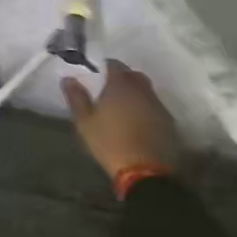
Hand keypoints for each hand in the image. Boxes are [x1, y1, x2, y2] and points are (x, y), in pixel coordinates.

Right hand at [62, 61, 179, 180]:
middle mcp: (141, 91)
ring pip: (147, 90)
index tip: (99, 73)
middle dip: (124, 77)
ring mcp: (158, 106)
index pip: (115, 65)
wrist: (143, 171)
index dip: (107, 66)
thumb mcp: (84, 121)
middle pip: (134, 75)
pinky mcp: (168, 122)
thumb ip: (76, 97)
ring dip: (136, 92)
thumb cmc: (108, 142)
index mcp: (120, 86)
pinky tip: (138, 120)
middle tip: (111, 88)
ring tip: (124, 105)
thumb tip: (68, 79)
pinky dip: (146, 107)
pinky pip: (155, 106)